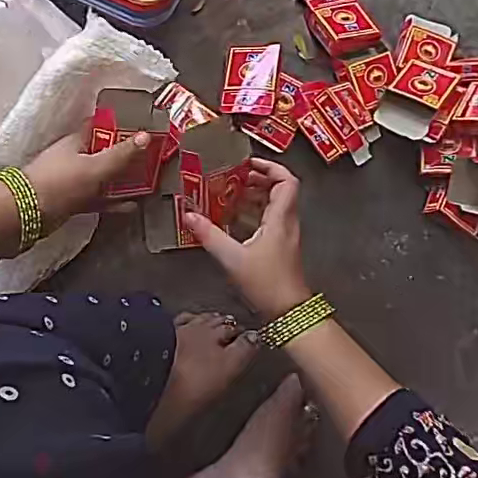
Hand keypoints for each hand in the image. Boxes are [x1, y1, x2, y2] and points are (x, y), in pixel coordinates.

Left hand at [22, 129, 152, 223]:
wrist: (25, 215)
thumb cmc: (60, 183)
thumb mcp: (96, 167)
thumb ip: (122, 154)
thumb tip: (146, 136)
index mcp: (77, 141)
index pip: (101, 125)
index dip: (121, 125)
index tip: (143, 129)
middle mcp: (74, 158)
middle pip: (104, 152)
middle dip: (126, 155)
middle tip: (151, 158)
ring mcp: (71, 181)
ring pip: (102, 177)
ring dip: (122, 180)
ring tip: (146, 183)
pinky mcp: (71, 201)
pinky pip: (97, 198)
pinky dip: (113, 201)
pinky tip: (130, 206)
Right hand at [183, 159, 311, 320]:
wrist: (289, 313)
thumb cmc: (266, 283)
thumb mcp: (233, 258)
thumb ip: (210, 235)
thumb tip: (188, 215)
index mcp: (280, 218)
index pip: (286, 180)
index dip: (270, 166)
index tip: (247, 163)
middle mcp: (287, 222)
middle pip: (279, 188)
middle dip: (257, 178)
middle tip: (233, 176)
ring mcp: (285, 234)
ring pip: (274, 203)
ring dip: (254, 195)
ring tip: (229, 193)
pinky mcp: (281, 246)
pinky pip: (269, 218)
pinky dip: (253, 211)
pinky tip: (233, 217)